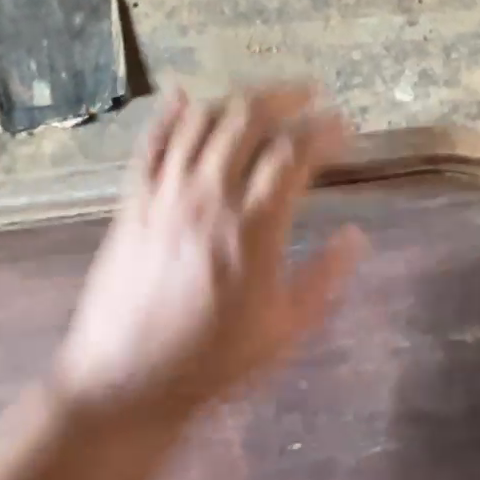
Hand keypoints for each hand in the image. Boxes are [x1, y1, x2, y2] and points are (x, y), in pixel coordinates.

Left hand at [53, 87, 365, 422]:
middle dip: (284, 97)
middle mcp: (206, 198)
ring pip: (200, 122)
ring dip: (236, 99)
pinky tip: (186, 96)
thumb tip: (356, 235)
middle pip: (245, 120)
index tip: (345, 126)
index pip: (293, 154)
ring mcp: (163, 196)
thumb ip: (325, 276)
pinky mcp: (131, 204)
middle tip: (311, 95)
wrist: (124, 383)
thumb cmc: (215, 360)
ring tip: (264, 98)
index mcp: (252, 228)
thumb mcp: (287, 327)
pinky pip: (152, 144)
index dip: (324, 130)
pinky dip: (171, 114)